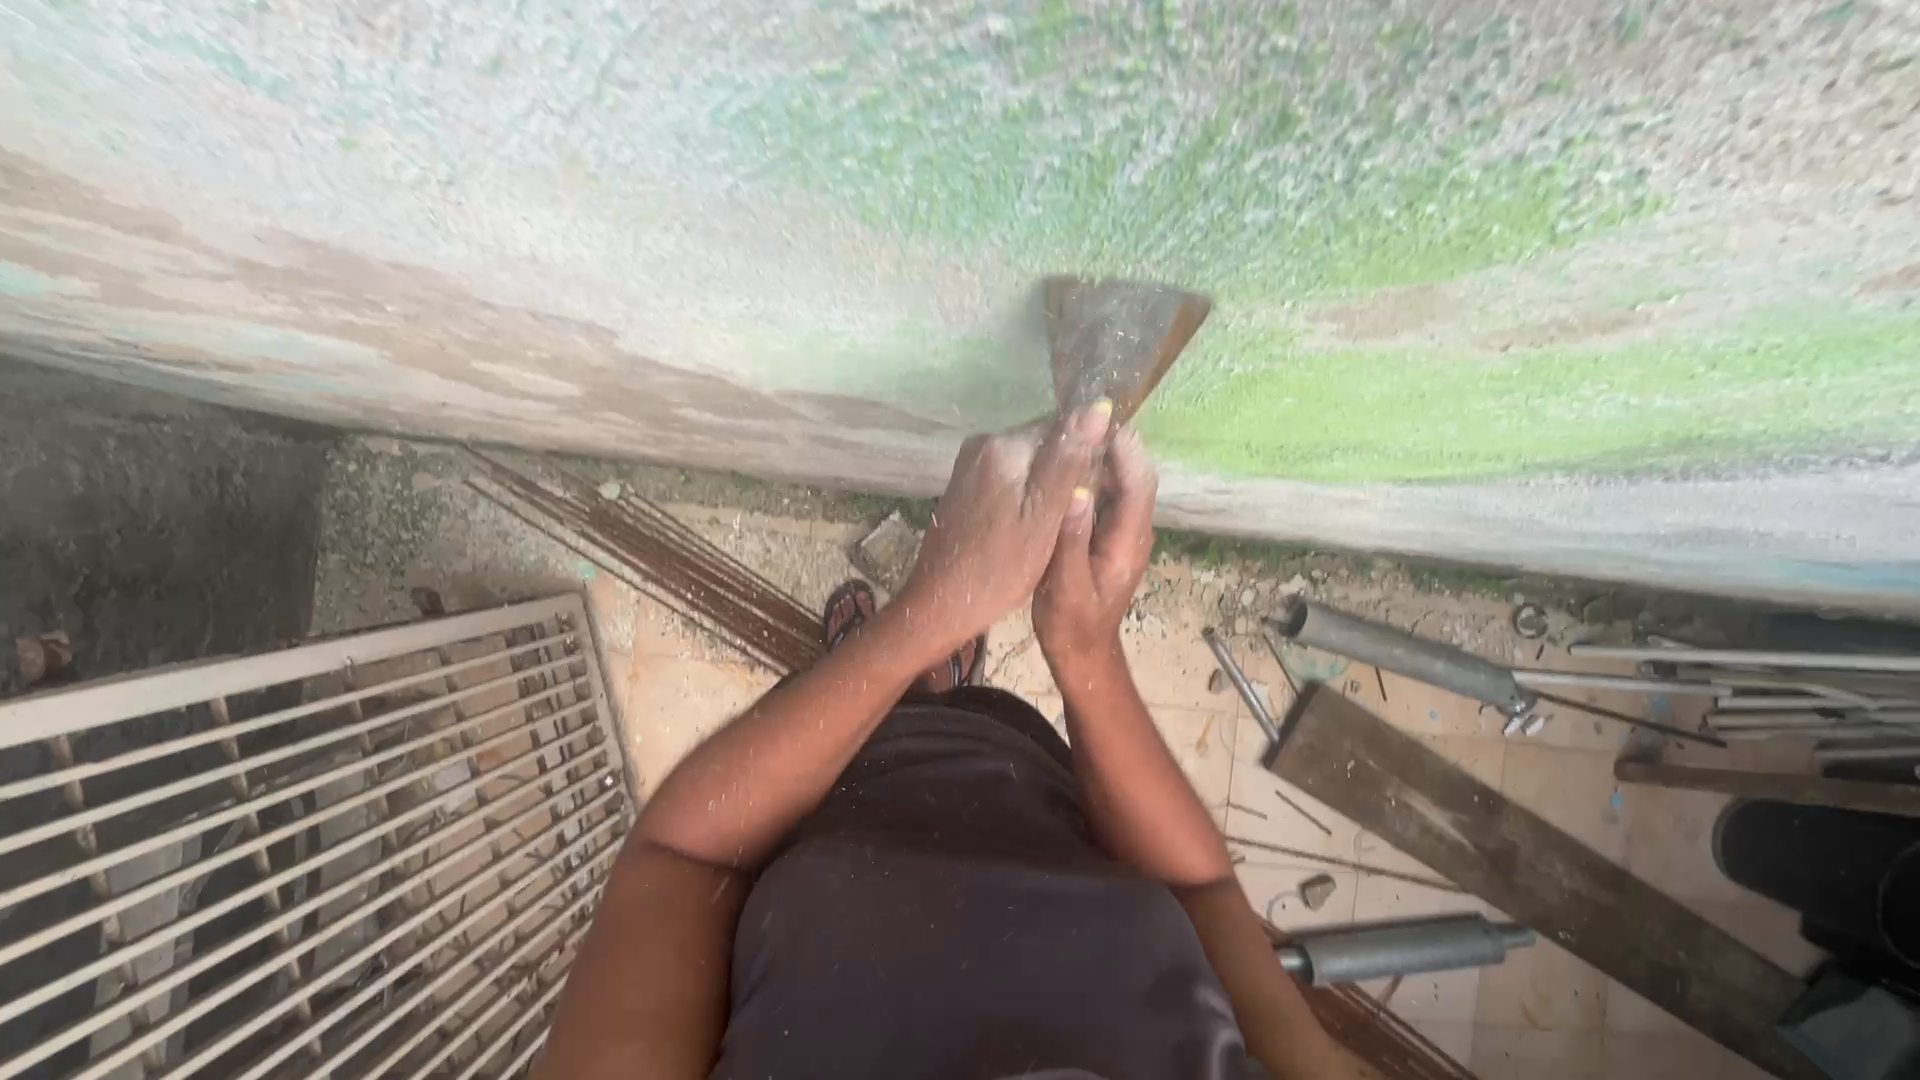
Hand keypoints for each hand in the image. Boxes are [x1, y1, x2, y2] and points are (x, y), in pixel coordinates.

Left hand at [895, 402, 1112, 653]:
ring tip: (1059, 521)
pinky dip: (1027, 495)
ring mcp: (971, 464)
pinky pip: (1010, 477)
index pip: (1062, 426)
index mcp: (1004, 446)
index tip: (1100, 487)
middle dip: (1066, 470)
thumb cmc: (999, 568)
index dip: (1087, 453)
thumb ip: (1069, 460)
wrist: (942, 602)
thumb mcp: (1044, 517)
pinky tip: (1034, 523)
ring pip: (1029, 462)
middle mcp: (983, 443)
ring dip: (1048, 485)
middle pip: (1043, 442)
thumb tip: (1098, 406)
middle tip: (1077, 512)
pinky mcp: (966, 484)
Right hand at [1034, 423, 1157, 669]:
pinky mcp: (1107, 533)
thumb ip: (1072, 540)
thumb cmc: (1072, 623)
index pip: (1139, 480)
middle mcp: (1133, 529)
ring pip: (1120, 480)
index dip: (1123, 446)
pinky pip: (1106, 493)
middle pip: (1133, 473)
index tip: (1096, 417)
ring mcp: (1122, 530)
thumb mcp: (1066, 587)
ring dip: (1100, 454)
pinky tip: (1065, 464)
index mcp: (1129, 539)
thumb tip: (1078, 491)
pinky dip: (1091, 473)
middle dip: (1111, 442)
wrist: (1081, 651)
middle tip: (1076, 416)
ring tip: (1068, 430)